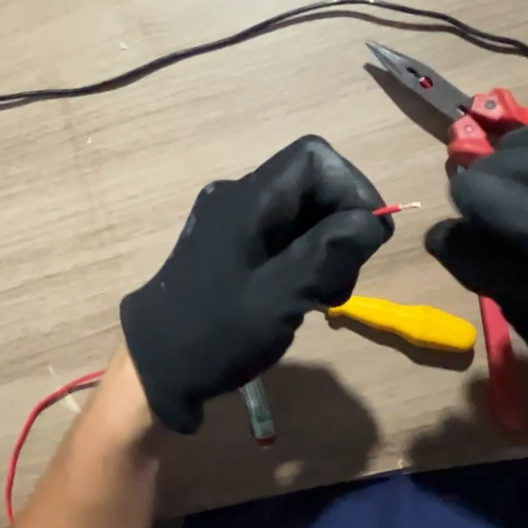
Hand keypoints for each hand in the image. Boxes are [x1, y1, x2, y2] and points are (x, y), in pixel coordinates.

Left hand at [121, 135, 391, 432]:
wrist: (155, 368)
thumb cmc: (214, 333)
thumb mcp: (279, 297)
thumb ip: (328, 254)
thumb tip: (372, 222)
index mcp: (246, 200)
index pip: (314, 159)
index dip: (352, 188)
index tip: (367, 236)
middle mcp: (238, 199)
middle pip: (311, 188)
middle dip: (341, 227)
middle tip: (341, 280)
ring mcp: (231, 224)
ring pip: (301, 216)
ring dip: (326, 251)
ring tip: (321, 298)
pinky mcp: (230, 248)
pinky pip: (282, 239)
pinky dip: (304, 262)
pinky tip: (303, 299)